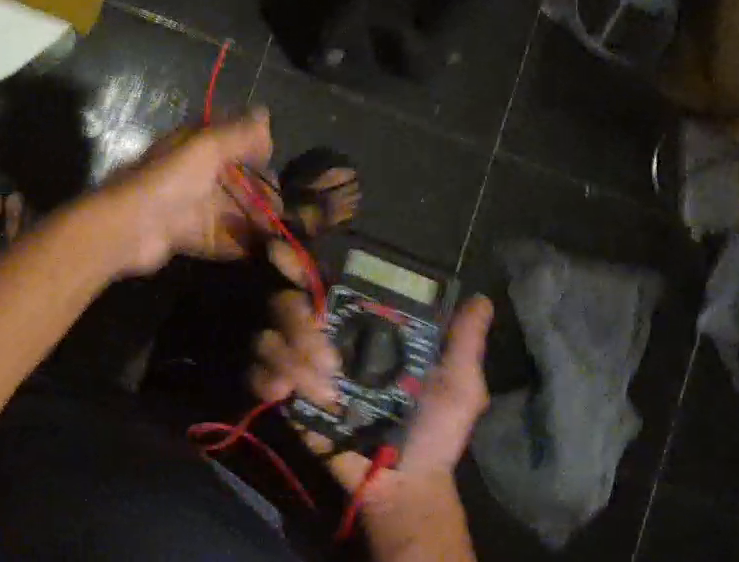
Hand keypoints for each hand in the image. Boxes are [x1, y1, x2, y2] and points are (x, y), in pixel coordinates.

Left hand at [95, 108, 274, 275]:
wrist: (129, 226)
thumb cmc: (169, 181)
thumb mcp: (206, 148)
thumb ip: (238, 133)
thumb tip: (264, 112)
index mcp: (195, 147)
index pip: (233, 143)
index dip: (256, 151)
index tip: (275, 164)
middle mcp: (194, 173)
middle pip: (237, 182)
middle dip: (260, 194)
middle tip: (282, 210)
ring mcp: (190, 206)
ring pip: (231, 211)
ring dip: (255, 221)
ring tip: (278, 234)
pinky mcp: (188, 235)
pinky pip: (221, 239)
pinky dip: (240, 244)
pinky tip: (262, 252)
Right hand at [248, 239, 493, 489]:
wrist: (405, 483)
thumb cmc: (434, 429)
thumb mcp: (458, 386)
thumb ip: (463, 343)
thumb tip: (482, 300)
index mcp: (358, 321)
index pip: (321, 278)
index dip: (299, 261)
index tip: (286, 254)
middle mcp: (322, 332)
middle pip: (286, 301)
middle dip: (298, 321)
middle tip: (326, 354)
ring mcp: (297, 361)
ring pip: (269, 335)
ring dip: (292, 359)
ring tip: (326, 394)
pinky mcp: (282, 391)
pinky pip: (256, 371)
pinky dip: (267, 378)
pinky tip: (285, 394)